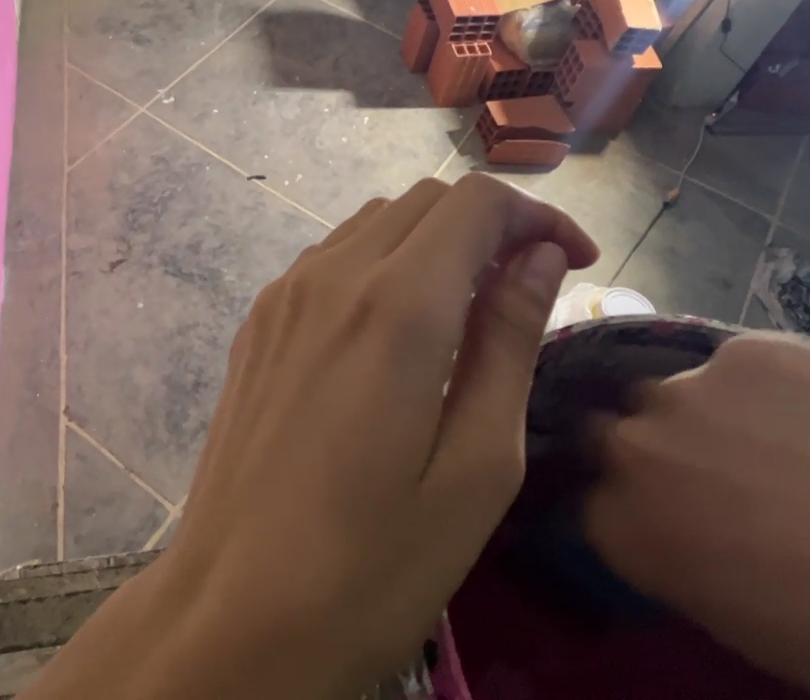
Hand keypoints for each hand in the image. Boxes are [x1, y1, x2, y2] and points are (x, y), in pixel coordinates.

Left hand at [22, 175, 598, 699]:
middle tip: (529, 290)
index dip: (538, 216)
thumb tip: (539, 258)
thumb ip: (510, 340)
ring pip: (374, 223)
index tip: (575, 262)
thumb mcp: (477, 463)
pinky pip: (332, 259)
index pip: (476, 203)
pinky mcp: (258, 322)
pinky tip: (397, 330)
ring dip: (434, 241)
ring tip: (469, 311)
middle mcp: (332, 275)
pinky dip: (382, 264)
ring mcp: (284, 295)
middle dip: (490, 225)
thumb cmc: (374, 561)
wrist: (234, 608)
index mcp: (396, 305)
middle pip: (425, 201)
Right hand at [585, 332, 809, 699]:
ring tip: (774, 440)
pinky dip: (761, 387)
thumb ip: (673, 557)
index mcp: (621, 527)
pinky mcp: (750, 346)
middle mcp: (630, 446)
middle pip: (605, 431)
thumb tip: (671, 526)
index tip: (662, 516)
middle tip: (708, 473)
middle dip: (642, 449)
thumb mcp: (739, 619)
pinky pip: (731, 363)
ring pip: (667, 390)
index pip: (585, 499)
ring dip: (699, 414)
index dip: (624, 506)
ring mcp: (688, 387)